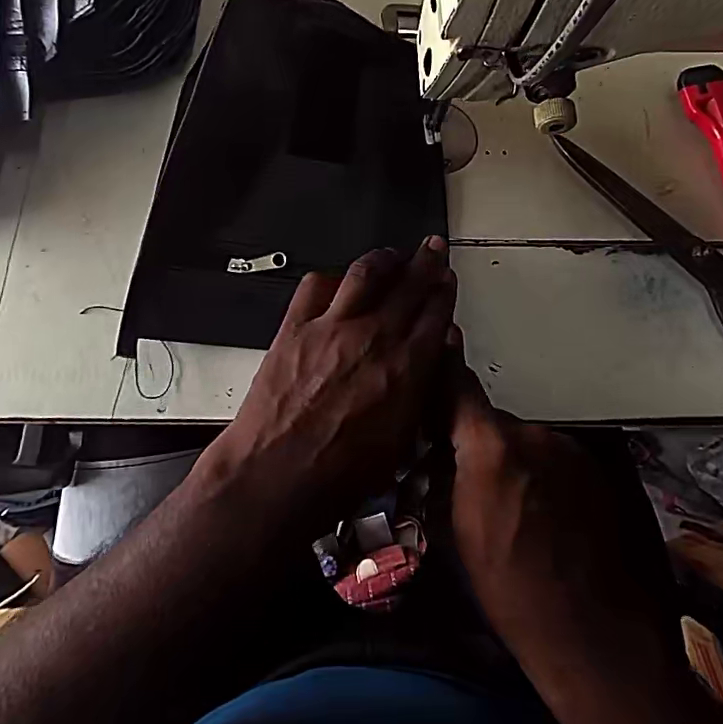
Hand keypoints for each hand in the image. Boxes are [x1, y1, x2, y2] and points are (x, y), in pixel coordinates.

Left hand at [187, 237, 456, 539]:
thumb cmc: (337, 474)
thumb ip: (418, 397)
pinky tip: (337, 279)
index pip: (434, 314)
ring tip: (391, 254)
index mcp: (406, 369)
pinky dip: (331, 277)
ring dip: (383, 259)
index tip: (446, 278)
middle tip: (432, 249)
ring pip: (365, 273)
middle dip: (425, 262)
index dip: (443, 291)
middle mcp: (373, 339)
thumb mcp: (400, 444)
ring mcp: (332, 328)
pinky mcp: (295, 328)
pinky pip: (315, 286)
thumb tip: (426, 368)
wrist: (275, 474)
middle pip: (408, 285)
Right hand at [447, 354, 664, 634]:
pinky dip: (541, 473)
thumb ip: (443, 474)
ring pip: (523, 442)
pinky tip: (543, 512)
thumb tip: (436, 450)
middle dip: (475, 442)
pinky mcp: (595, 470)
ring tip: (511, 504)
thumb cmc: (506, 585)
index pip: (459, 387)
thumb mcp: (453, 529)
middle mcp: (532, 434)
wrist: (589, 630)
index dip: (444, 366)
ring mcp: (570, 450)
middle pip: (490, 422)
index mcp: (490, 446)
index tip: (438, 344)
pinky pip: (552, 458)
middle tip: (465, 477)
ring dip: (511, 460)